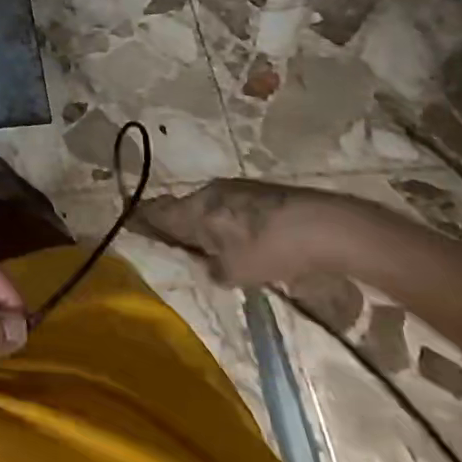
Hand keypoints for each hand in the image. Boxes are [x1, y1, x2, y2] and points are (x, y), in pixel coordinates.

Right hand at [131, 178, 363, 286]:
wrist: (333, 228)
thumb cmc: (272, 251)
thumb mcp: (235, 272)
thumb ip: (212, 269)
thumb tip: (209, 265)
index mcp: (194, 209)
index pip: (154, 212)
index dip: (140, 219)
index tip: (128, 223)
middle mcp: (209, 192)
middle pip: (182, 208)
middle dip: (176, 225)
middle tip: (174, 244)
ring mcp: (238, 188)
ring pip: (209, 207)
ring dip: (206, 225)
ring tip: (215, 248)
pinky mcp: (265, 193)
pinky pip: (233, 208)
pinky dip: (230, 223)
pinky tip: (249, 242)